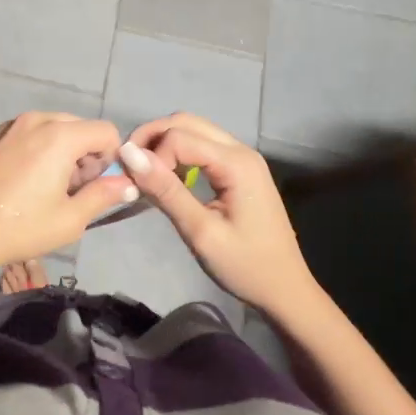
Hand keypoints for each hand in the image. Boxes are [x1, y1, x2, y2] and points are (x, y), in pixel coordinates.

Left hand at [0, 113, 134, 285]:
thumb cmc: (19, 227)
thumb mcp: (70, 219)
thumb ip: (103, 196)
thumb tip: (127, 183)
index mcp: (59, 136)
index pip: (105, 131)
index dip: (110, 158)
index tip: (96, 186)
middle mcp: (36, 120)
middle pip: (78, 127)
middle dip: (85, 155)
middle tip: (72, 191)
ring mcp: (9, 125)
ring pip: (52, 128)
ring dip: (61, 152)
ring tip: (45, 189)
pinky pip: (27, 133)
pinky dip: (36, 150)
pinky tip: (20, 183)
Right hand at [120, 114, 312, 312]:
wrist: (286, 292)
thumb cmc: (245, 267)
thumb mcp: (201, 233)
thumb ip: (166, 191)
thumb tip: (128, 154)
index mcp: (236, 163)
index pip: (179, 137)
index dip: (152, 154)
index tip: (134, 184)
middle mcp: (241, 150)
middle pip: (186, 122)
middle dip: (153, 137)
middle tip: (129, 166)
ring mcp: (243, 157)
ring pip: (194, 129)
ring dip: (164, 142)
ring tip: (144, 170)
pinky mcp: (240, 168)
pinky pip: (203, 145)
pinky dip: (180, 152)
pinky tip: (169, 176)